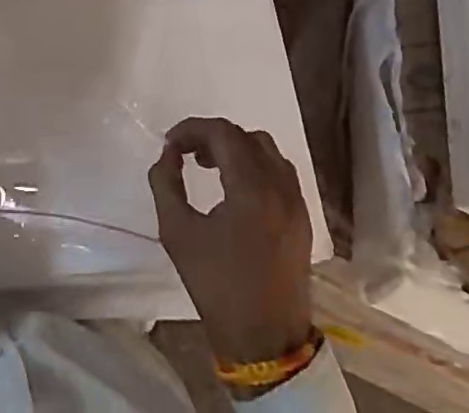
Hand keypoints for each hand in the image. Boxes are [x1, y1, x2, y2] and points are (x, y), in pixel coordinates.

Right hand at [149, 118, 313, 366]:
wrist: (265, 339)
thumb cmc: (217, 286)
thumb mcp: (176, 233)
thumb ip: (165, 183)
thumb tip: (168, 154)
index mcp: (252, 188)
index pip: (223, 132)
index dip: (191, 129)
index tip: (169, 144)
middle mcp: (281, 187)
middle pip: (245, 136)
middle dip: (211, 137)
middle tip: (185, 154)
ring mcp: (297, 202)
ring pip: (267, 150)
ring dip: (236, 148)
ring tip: (210, 166)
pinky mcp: (303, 218)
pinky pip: (280, 172)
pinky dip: (255, 165)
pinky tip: (236, 187)